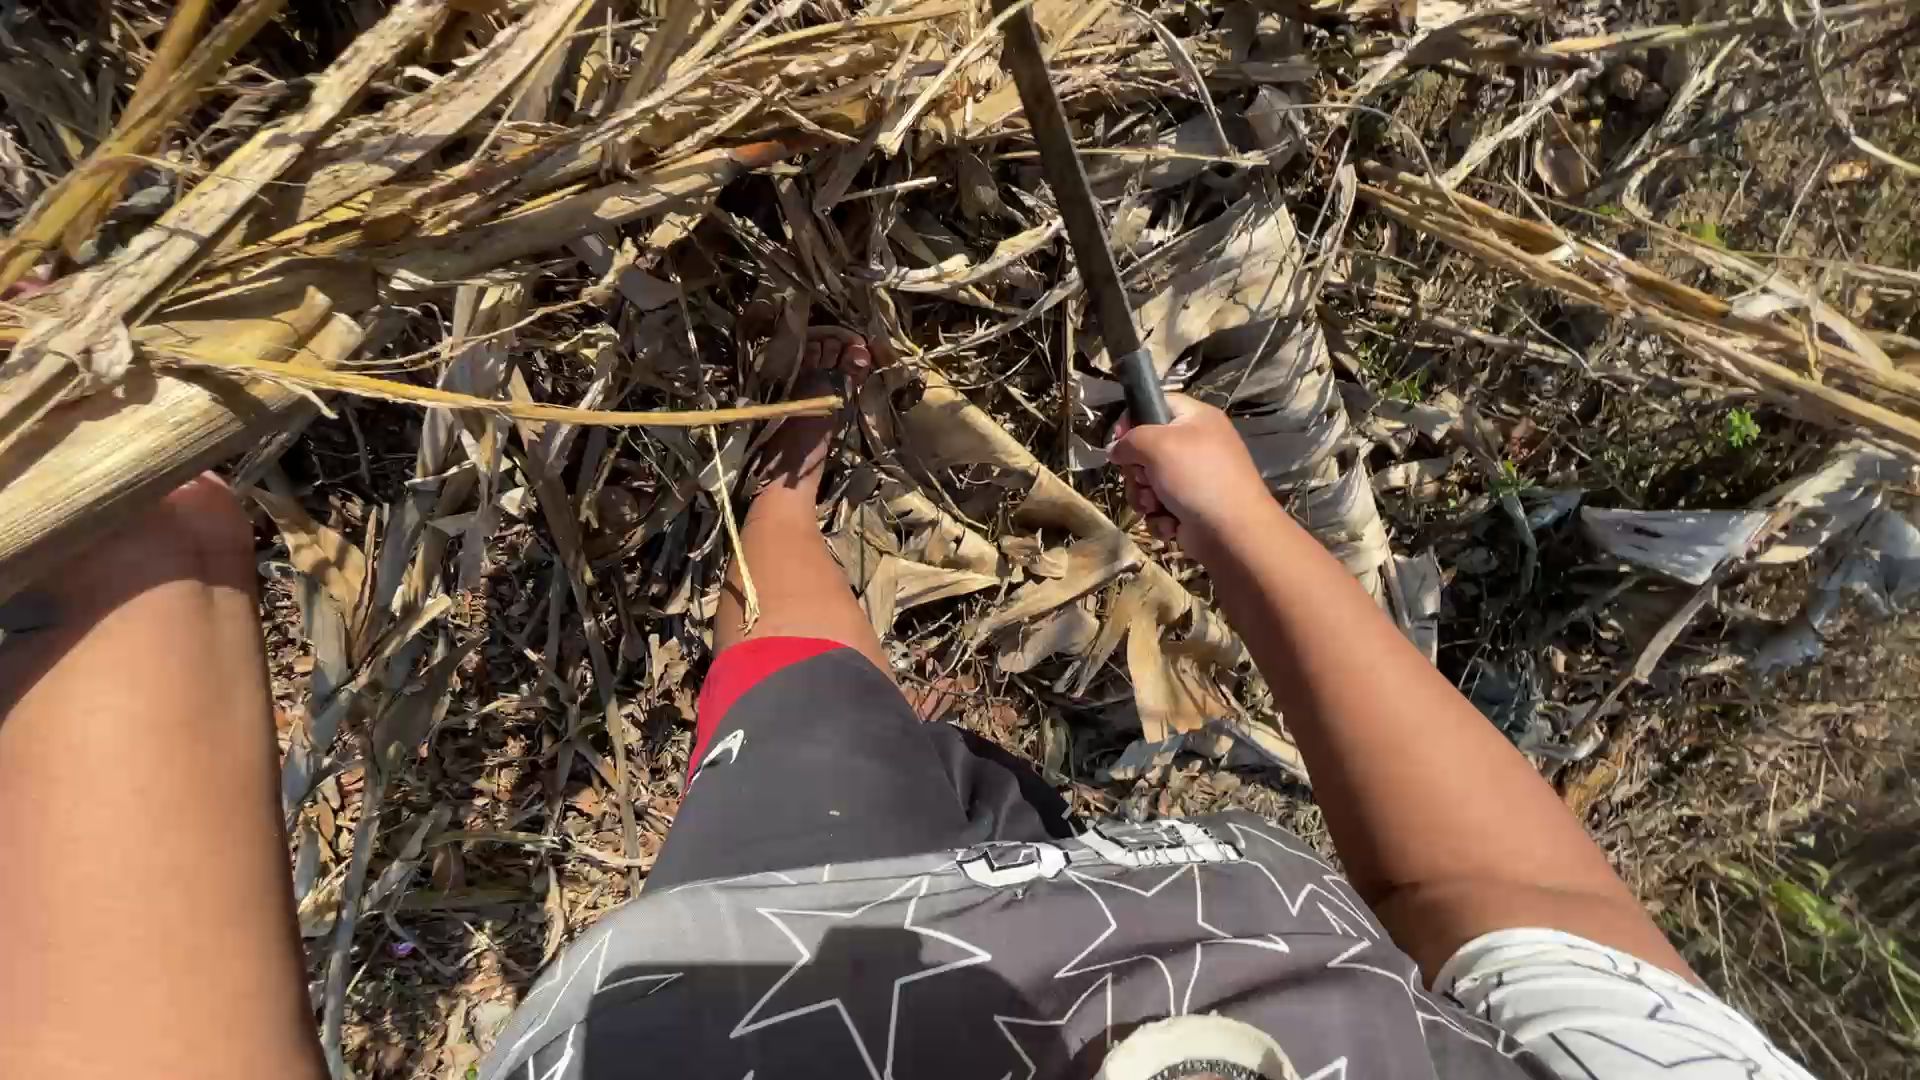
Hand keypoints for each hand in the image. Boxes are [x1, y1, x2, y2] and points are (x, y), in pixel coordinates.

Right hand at [1107, 393, 1271, 552]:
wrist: (1232, 532)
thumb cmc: (1197, 478)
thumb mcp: (1157, 445)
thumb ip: (1129, 439)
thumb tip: (1115, 449)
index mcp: (1196, 419)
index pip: (1157, 405)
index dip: (1133, 419)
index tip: (1118, 440)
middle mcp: (1195, 446)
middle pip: (1146, 449)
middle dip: (1136, 471)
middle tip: (1143, 479)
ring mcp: (1192, 479)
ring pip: (1148, 482)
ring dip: (1144, 497)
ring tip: (1155, 506)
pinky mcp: (1189, 507)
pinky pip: (1159, 506)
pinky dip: (1159, 516)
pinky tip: (1170, 523)